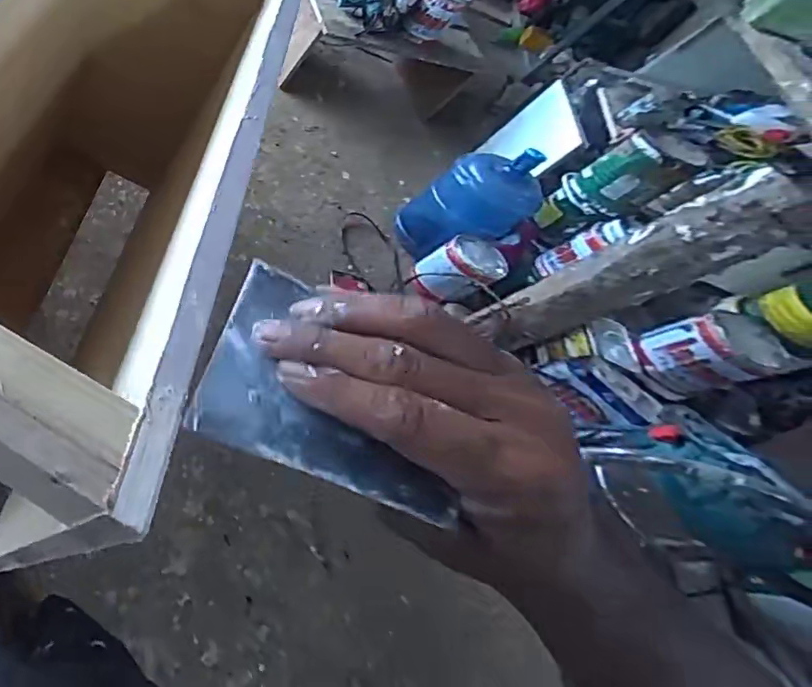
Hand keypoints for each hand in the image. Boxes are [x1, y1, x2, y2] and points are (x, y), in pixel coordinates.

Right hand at [253, 291, 595, 587]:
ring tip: (298, 309)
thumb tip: (308, 416)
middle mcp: (519, 413)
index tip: (282, 373)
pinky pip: (436, 319)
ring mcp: (517, 377)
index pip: (406, 414)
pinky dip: (379, 306)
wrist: (579, 545)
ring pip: (423, 325)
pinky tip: (336, 301)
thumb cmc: (497, 547)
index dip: (337, 389)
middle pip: (406, 361)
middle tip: (269, 334)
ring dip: (350, 313)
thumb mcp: (431, 530)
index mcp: (507, 469)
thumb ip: (375, 471)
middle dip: (326, 344)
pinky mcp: (505, 357)